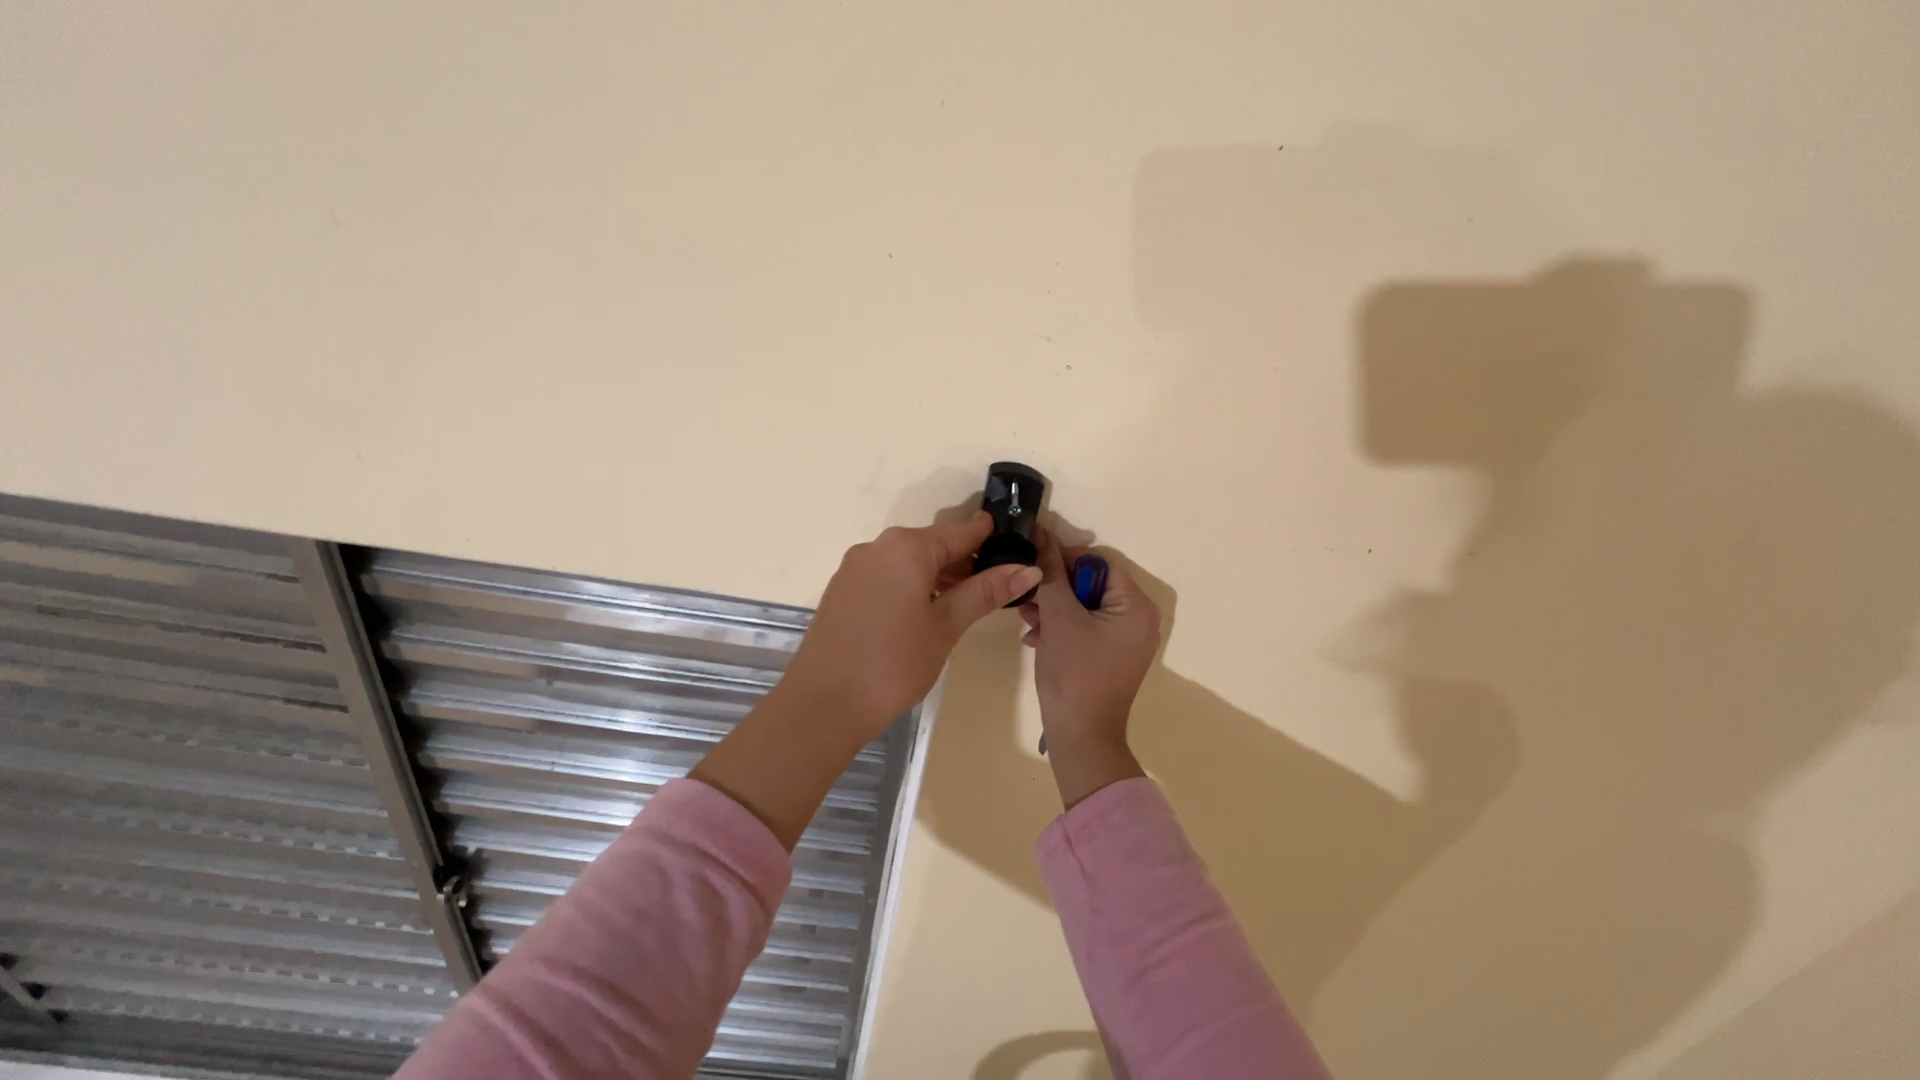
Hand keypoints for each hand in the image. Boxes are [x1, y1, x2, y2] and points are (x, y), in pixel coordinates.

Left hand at [695, 513, 1040, 848]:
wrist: (824, 703)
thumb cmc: (894, 663)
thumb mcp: (946, 626)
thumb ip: (985, 592)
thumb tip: (1028, 569)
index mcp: (907, 548)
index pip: (961, 532)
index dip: (991, 539)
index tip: (1019, 549)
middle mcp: (878, 547)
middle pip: (933, 544)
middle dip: (965, 561)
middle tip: (998, 586)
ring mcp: (855, 568)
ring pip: (908, 561)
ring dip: (939, 575)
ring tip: (967, 603)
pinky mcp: (843, 590)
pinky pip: (887, 575)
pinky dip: (912, 585)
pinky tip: (926, 613)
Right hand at [1018, 528, 1161, 806]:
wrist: (1081, 737)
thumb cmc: (1074, 674)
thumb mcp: (1059, 618)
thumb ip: (1050, 574)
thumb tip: (1041, 534)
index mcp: (1136, 606)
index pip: (1098, 562)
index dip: (1064, 559)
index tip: (1032, 564)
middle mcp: (1138, 619)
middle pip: (1091, 584)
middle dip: (1056, 588)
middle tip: (1027, 596)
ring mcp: (1126, 640)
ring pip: (1085, 606)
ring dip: (1054, 608)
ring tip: (1027, 618)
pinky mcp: (1111, 656)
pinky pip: (1086, 627)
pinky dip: (1062, 628)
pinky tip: (1036, 637)